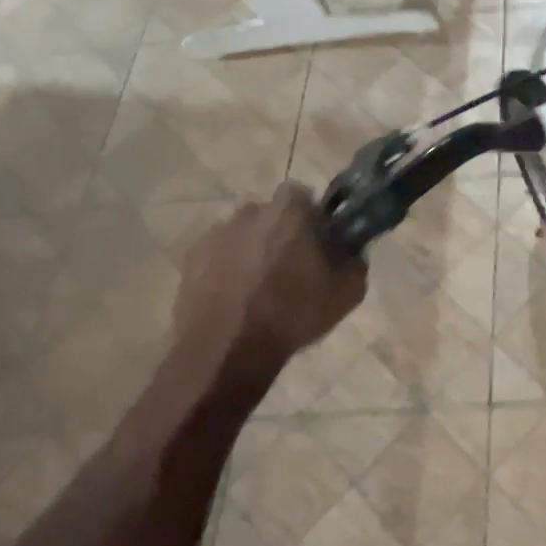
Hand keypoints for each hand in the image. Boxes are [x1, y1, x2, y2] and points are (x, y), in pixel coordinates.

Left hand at [172, 184, 367, 403]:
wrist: (227, 351)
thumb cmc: (293, 316)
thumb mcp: (347, 293)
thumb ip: (355, 262)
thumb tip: (351, 252)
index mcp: (289, 213)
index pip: (302, 194)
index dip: (311, 215)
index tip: (318, 239)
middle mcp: (249, 213)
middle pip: (269, 213)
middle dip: (280, 231)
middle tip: (291, 264)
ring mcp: (215, 235)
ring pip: (241, 234)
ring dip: (251, 249)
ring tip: (258, 285)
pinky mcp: (190, 259)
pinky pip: (216, 254)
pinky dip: (225, 268)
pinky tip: (234, 297)